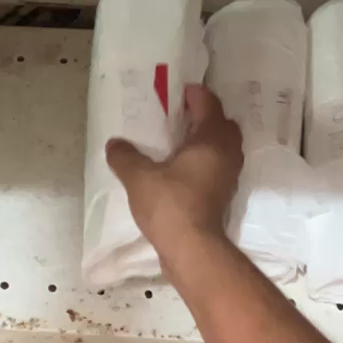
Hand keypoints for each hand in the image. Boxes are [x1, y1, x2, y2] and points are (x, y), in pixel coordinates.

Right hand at [106, 84, 243, 254]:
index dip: (193, 94)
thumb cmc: (170, 205)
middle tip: (179, 119)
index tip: (177, 93)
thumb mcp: (139, 178)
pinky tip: (183, 173)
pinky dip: (204, 164)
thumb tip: (114, 144)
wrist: (191, 249)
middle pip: (221, 124)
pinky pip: (217, 169)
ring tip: (180, 146)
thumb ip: (125, 157)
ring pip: (222, 148)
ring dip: (205, 143)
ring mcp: (229, 177)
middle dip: (203, 118)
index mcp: (212, 137)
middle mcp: (227, 152)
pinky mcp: (223, 197)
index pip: (208, 103)